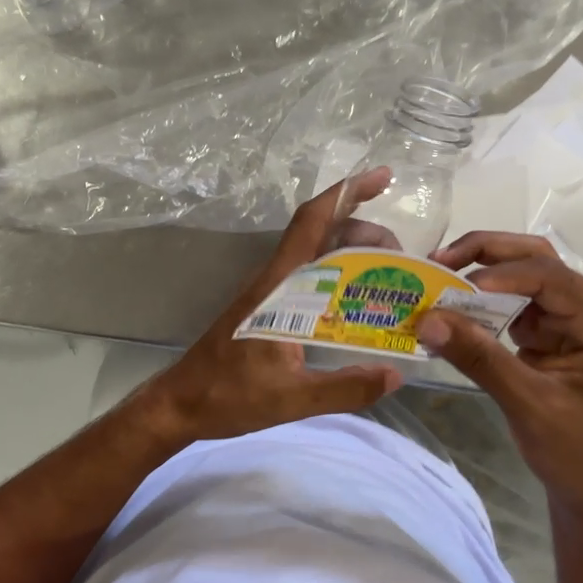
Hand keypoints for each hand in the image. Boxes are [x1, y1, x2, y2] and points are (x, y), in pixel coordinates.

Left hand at [136, 169, 404, 441]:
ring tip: (387, 274)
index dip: (347, 193)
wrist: (180, 404)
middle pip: (320, 235)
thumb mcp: (292, 398)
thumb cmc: (228, 395)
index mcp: (278, 287)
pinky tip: (355, 301)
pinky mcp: (264, 310)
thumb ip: (344, 388)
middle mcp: (273, 280)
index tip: (383, 177)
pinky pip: (307, 279)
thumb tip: (395, 376)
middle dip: (363, 231)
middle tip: (401, 255)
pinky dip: (336, 275)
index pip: (313, 223)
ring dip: (350, 252)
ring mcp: (267, 294)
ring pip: (314, 256)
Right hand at [418, 232, 582, 510]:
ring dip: (482, 275)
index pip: (552, 278)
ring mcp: (574, 325)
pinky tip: (451, 308)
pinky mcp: (553, 339)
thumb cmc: (577, 453)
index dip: (501, 275)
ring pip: (526, 280)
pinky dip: (482, 305)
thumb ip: (480, 358)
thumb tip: (427, 319)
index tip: (451, 283)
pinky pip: (515, 309)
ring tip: (438, 275)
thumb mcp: (528, 405)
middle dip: (490, 255)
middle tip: (439, 258)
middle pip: (541, 263)